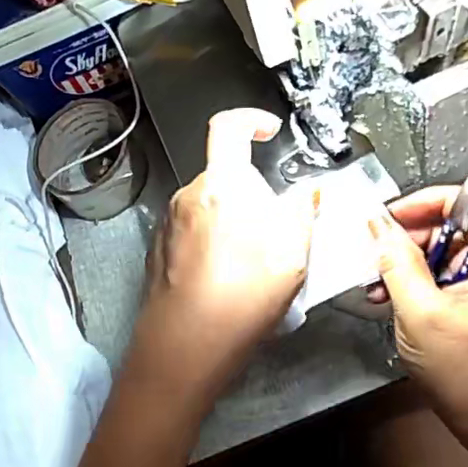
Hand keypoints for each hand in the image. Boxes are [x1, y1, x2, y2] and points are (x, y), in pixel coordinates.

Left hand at [130, 109, 315, 397]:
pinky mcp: (162, 251)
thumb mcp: (292, 252)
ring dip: (235, 223)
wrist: (186, 345)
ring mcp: (170, 224)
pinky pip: (195, 233)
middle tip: (278, 231)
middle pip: (226, 178)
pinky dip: (215, 244)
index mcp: (222, 185)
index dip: (251, 120)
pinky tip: (230, 279)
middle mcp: (189, 197)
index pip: (230, 127)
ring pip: (211, 209)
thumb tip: (306, 194)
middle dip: (254, 195)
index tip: (267, 131)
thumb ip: (301, 212)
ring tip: (256, 265)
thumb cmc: (240, 297)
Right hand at [369, 185, 467, 453]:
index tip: (393, 216)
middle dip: (411, 236)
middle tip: (377, 254)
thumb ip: (398, 264)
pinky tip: (389, 297)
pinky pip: (444, 276)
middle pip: (456, 225)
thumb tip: (379, 226)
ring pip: (445, 251)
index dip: (430, 201)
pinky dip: (417, 282)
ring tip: (377, 283)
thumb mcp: (421, 314)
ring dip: (408, 261)